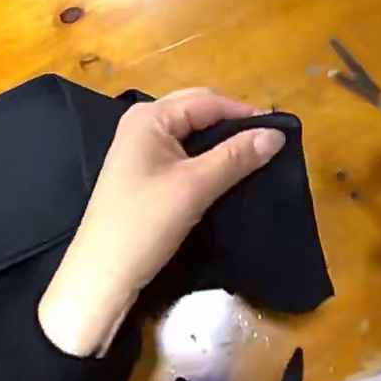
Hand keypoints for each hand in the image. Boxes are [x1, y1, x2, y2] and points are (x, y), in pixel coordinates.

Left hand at [38, 89, 286, 356]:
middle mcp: (143, 122)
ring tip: (255, 154)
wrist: (99, 279)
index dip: (244, 112)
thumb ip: (235, 157)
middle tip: (269, 142)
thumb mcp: (194, 188)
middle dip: (233, 122)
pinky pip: (182, 150)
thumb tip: (277, 134)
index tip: (281, 130)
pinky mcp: (143, 170)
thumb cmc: (143, 225)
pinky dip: (207, 155)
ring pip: (192, 131)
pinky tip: (226, 170)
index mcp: (150, 116)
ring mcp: (140, 146)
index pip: (207, 101)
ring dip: (221, 140)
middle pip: (198, 110)